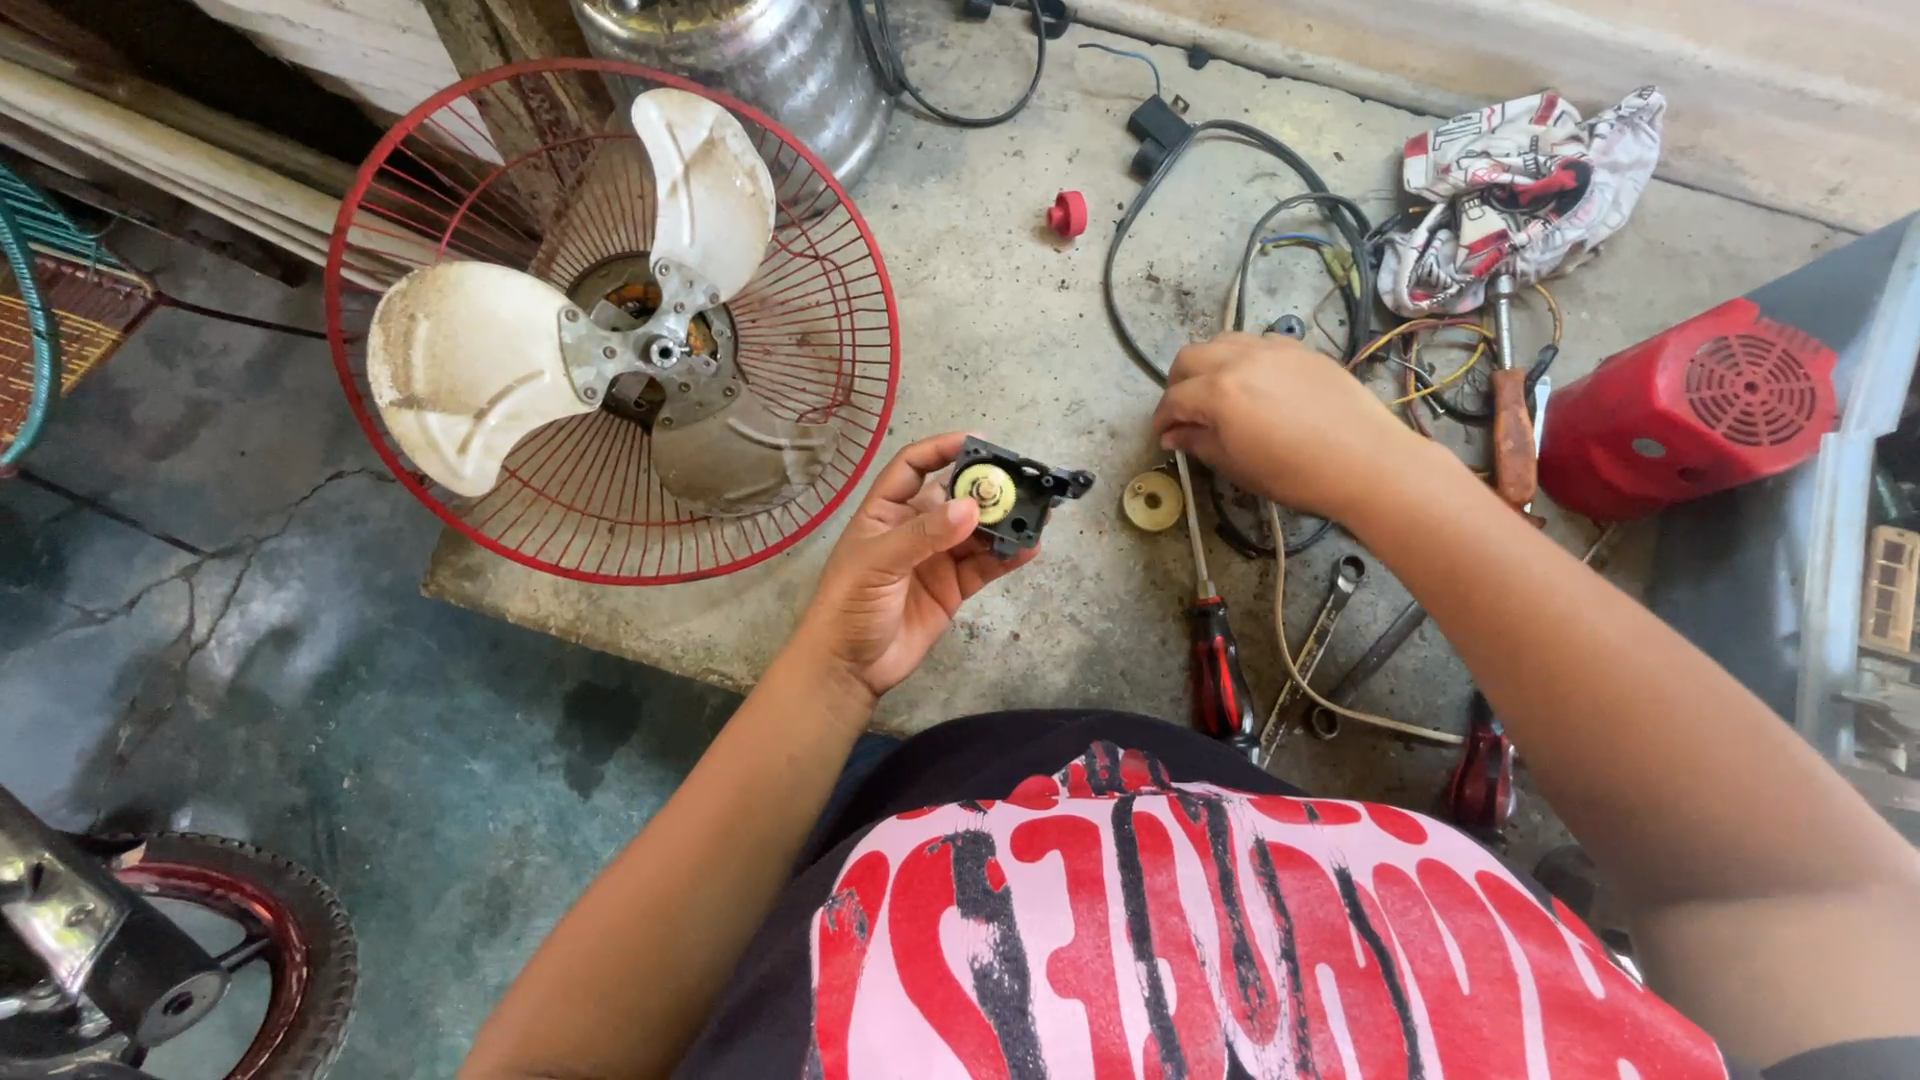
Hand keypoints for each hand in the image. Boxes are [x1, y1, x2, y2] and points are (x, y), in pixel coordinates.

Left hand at [790, 433, 1039, 698]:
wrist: (849, 667)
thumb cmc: (848, 605)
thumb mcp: (878, 563)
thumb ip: (924, 535)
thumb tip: (970, 507)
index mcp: (886, 512)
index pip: (913, 467)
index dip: (942, 449)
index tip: (979, 442)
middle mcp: (914, 529)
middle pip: (955, 497)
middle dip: (986, 488)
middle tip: (1022, 483)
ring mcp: (936, 559)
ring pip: (976, 531)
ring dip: (1004, 522)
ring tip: (1035, 515)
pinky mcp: (953, 588)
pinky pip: (984, 565)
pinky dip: (1007, 556)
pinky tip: (1028, 548)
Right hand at [1151, 332, 1433, 519]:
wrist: (1366, 461)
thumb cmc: (1295, 473)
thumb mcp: (1237, 466)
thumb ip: (1199, 443)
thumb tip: (1174, 435)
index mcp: (1219, 392)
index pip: (1174, 399)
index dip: (1162, 419)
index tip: (1162, 436)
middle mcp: (1240, 359)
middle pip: (1190, 357)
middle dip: (1177, 383)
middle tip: (1183, 411)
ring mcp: (1273, 349)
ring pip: (1223, 341)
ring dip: (1208, 363)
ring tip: (1214, 390)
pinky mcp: (1301, 350)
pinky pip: (1258, 342)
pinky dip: (1242, 357)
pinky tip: (1253, 382)